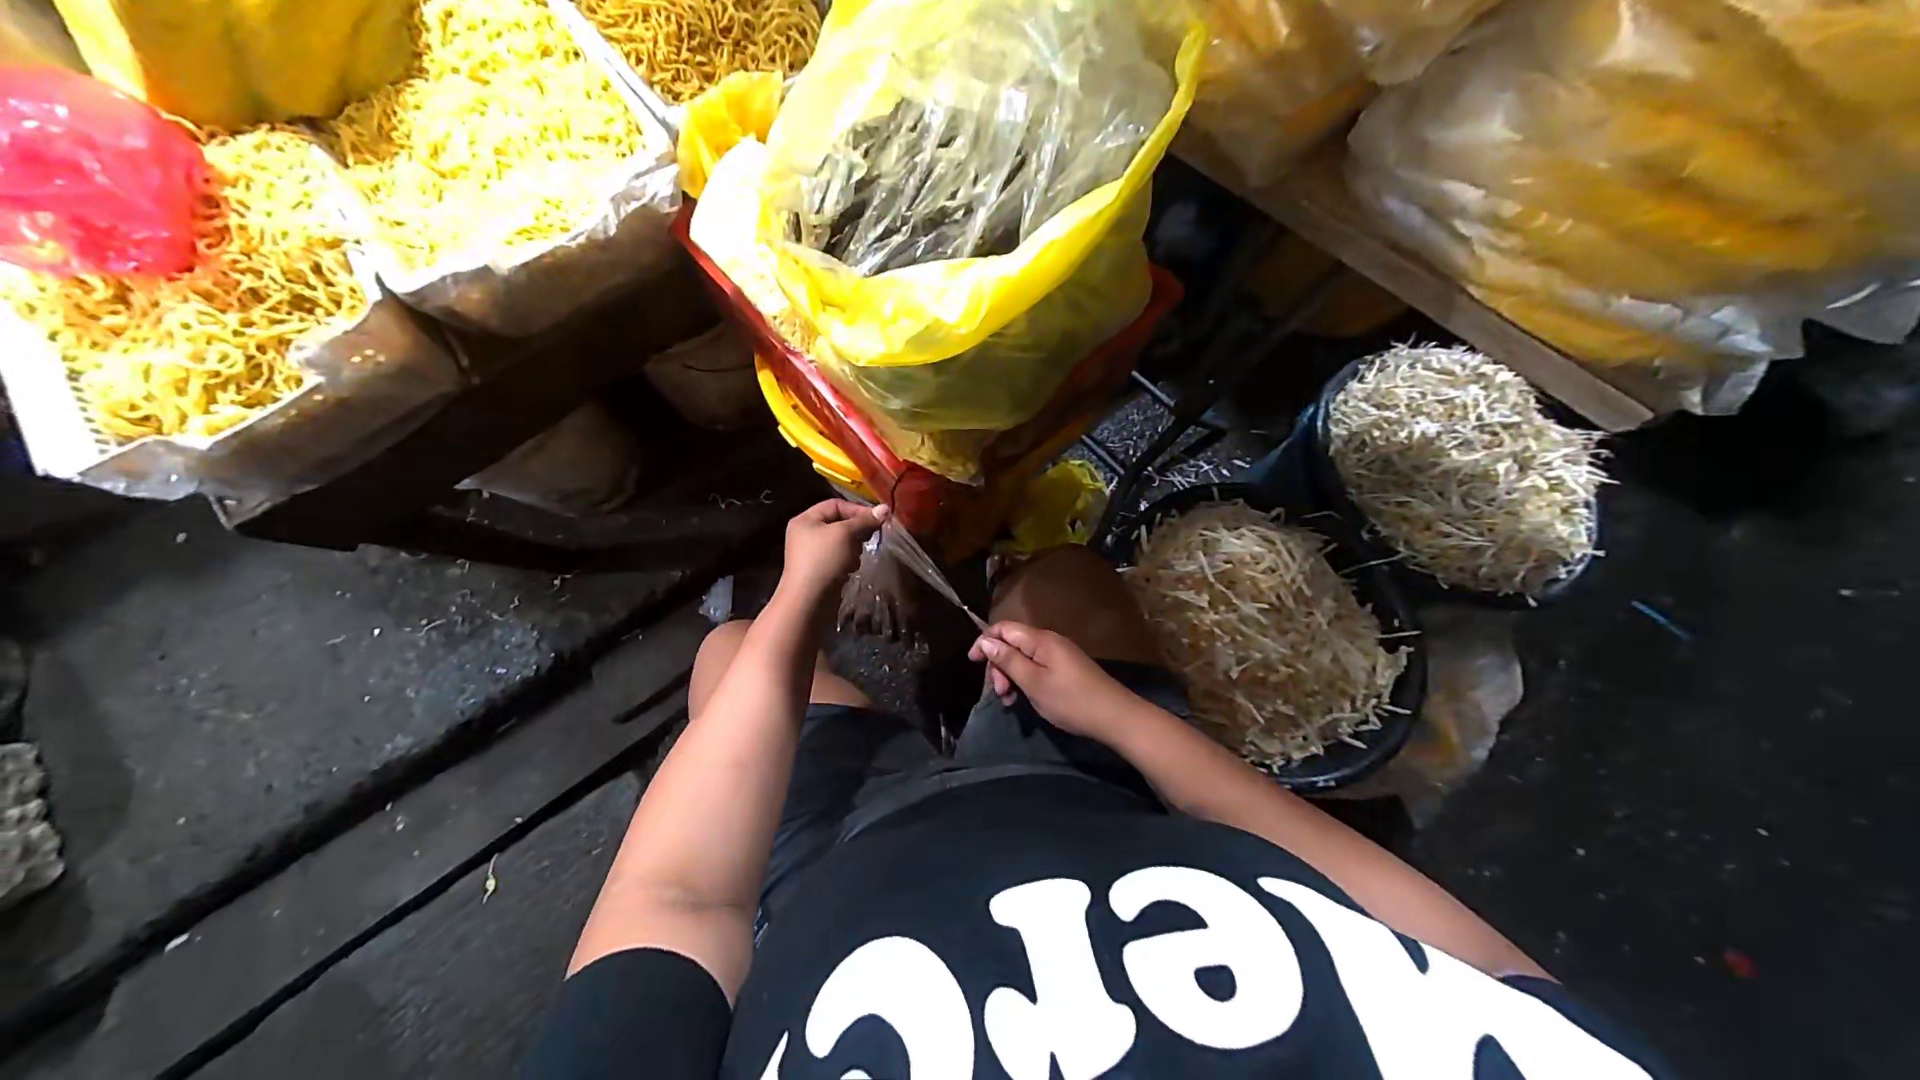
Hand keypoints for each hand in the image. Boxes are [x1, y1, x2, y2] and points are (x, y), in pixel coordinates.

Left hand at [781, 500, 887, 605]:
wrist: (809, 601)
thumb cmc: (824, 561)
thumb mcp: (846, 534)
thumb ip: (865, 520)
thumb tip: (885, 508)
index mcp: (805, 520)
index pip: (835, 505)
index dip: (857, 510)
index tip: (877, 520)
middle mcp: (806, 534)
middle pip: (839, 523)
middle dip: (856, 531)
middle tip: (868, 539)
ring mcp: (811, 553)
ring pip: (841, 542)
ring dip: (853, 548)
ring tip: (855, 558)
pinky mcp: (819, 570)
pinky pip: (839, 558)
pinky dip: (847, 561)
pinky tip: (850, 570)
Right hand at [968, 621, 1140, 741]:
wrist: (1115, 716)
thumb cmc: (1070, 700)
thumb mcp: (1033, 682)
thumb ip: (1008, 660)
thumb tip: (985, 641)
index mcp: (1040, 640)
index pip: (1004, 628)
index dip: (985, 641)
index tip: (973, 663)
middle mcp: (1049, 641)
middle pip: (1012, 643)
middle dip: (999, 665)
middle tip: (1000, 693)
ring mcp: (1059, 655)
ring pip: (1023, 658)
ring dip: (1011, 676)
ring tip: (1010, 700)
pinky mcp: (1066, 669)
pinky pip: (1037, 667)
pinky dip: (1025, 680)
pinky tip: (1025, 699)